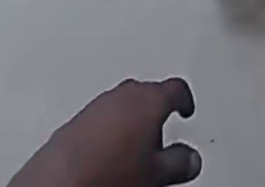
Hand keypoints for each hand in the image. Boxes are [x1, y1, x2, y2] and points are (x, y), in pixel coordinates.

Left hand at [7, 78, 199, 186]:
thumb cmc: (107, 177)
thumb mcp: (155, 176)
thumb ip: (179, 163)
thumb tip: (191, 159)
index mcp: (148, 99)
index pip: (176, 88)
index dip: (184, 99)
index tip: (186, 108)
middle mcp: (122, 95)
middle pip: (147, 94)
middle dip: (155, 113)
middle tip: (159, 140)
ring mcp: (95, 108)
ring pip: (121, 106)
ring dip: (130, 122)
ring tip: (131, 153)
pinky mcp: (72, 124)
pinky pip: (99, 120)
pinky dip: (107, 132)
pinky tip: (104, 158)